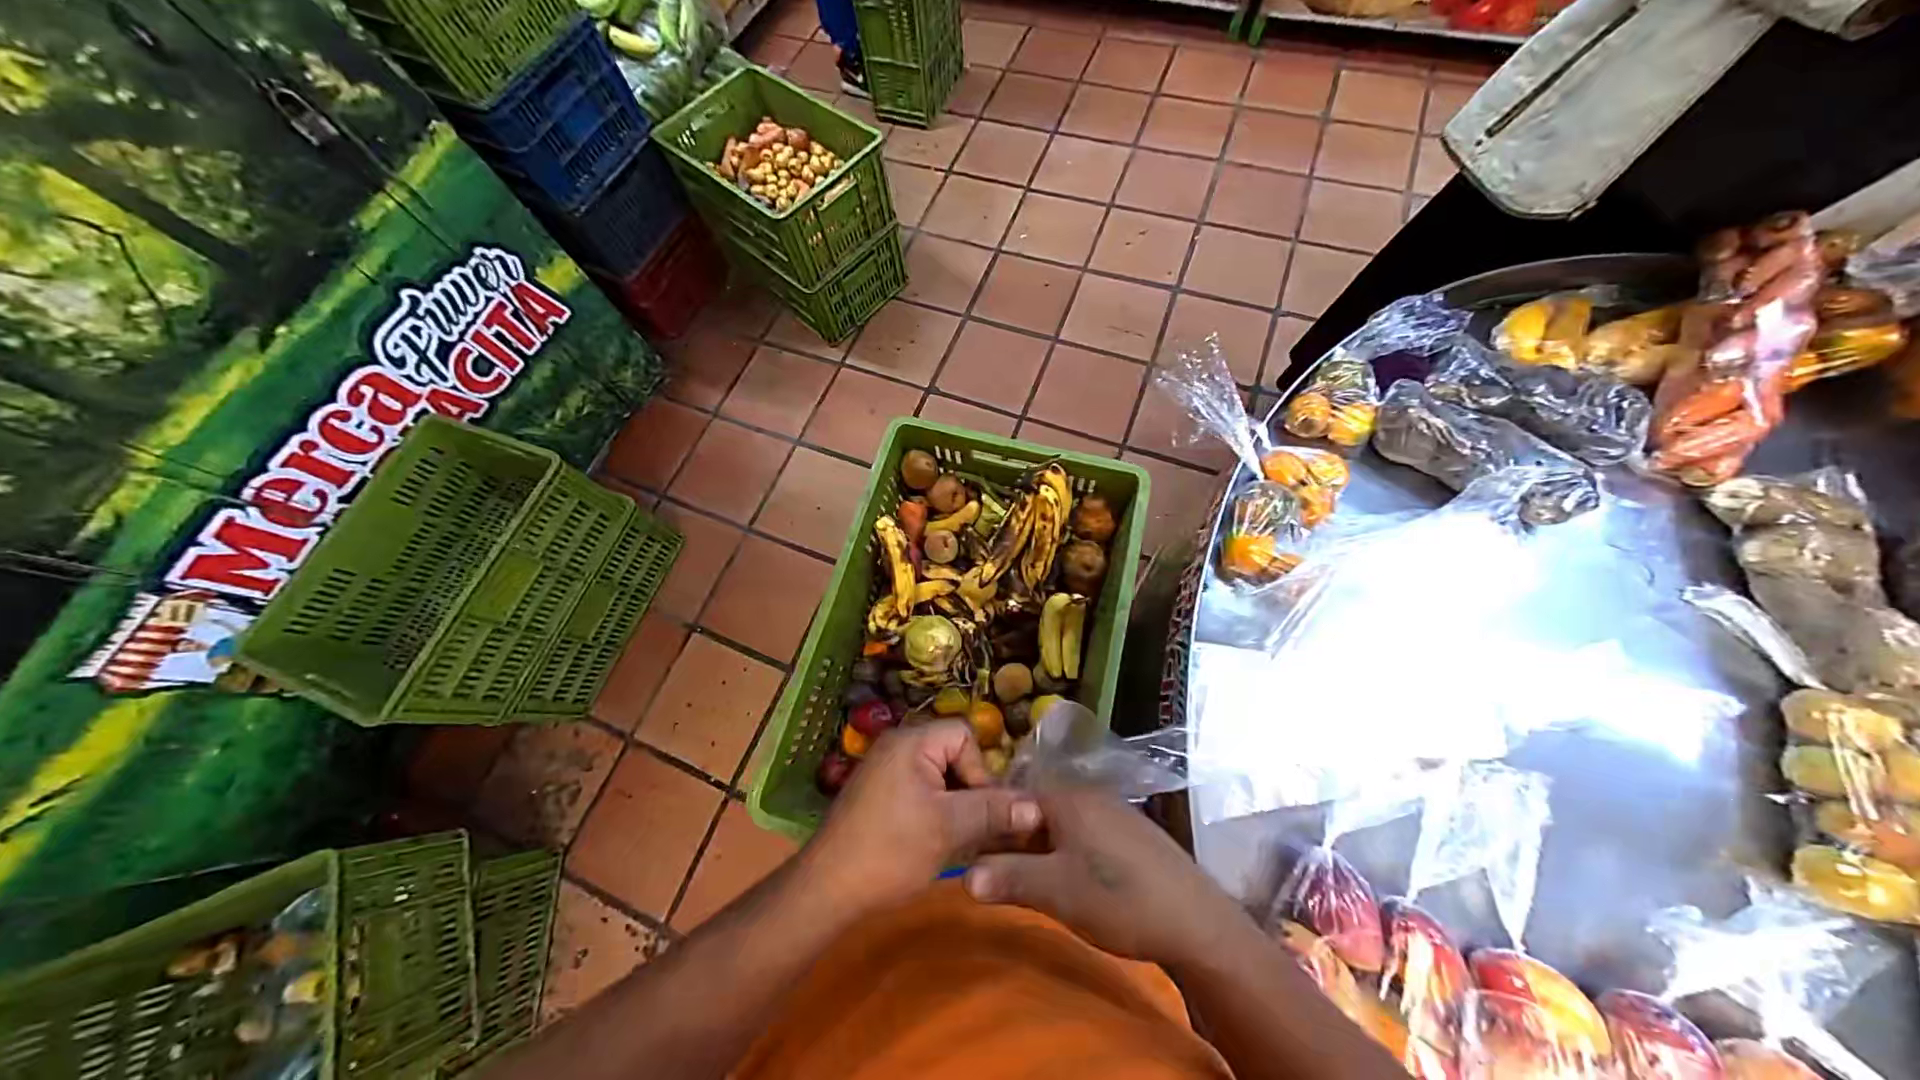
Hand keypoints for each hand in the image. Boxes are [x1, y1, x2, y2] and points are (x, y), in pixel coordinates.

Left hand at [804, 721, 1041, 911]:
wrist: (828, 889)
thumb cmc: (891, 850)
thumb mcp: (950, 828)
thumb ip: (994, 811)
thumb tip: (1037, 807)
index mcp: (911, 742)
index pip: (964, 736)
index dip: (981, 770)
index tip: (981, 810)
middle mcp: (896, 746)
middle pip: (952, 754)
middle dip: (969, 790)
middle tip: (974, 828)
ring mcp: (883, 770)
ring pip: (937, 777)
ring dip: (954, 805)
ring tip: (958, 839)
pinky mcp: (877, 794)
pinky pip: (919, 790)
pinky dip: (934, 811)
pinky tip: (936, 842)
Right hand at [963, 789, 1252, 966]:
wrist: (1198, 924)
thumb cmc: (1119, 899)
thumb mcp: (1054, 892)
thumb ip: (1006, 878)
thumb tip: (962, 876)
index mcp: (1066, 797)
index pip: (1010, 798)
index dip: (989, 825)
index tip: (972, 854)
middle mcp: (1088, 794)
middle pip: (1034, 810)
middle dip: (1014, 840)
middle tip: (997, 875)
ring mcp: (1113, 811)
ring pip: (1059, 824)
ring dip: (1040, 850)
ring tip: (1030, 883)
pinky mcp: (1131, 833)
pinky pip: (1083, 834)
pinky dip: (1067, 853)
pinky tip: (1071, 882)